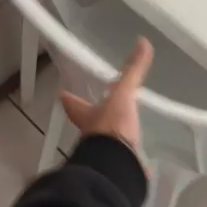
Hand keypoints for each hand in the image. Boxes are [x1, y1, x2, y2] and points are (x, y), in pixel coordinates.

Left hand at [59, 37, 150, 156]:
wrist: (117, 165)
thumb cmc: (112, 125)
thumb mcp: (123, 93)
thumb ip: (132, 70)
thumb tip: (143, 41)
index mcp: (84, 114)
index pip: (72, 102)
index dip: (68, 97)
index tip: (63, 92)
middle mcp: (89, 132)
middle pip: (85, 120)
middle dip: (91, 114)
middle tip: (97, 105)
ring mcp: (102, 149)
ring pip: (101, 137)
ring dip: (108, 131)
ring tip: (119, 123)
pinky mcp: (117, 162)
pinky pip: (119, 152)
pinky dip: (125, 149)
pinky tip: (133, 148)